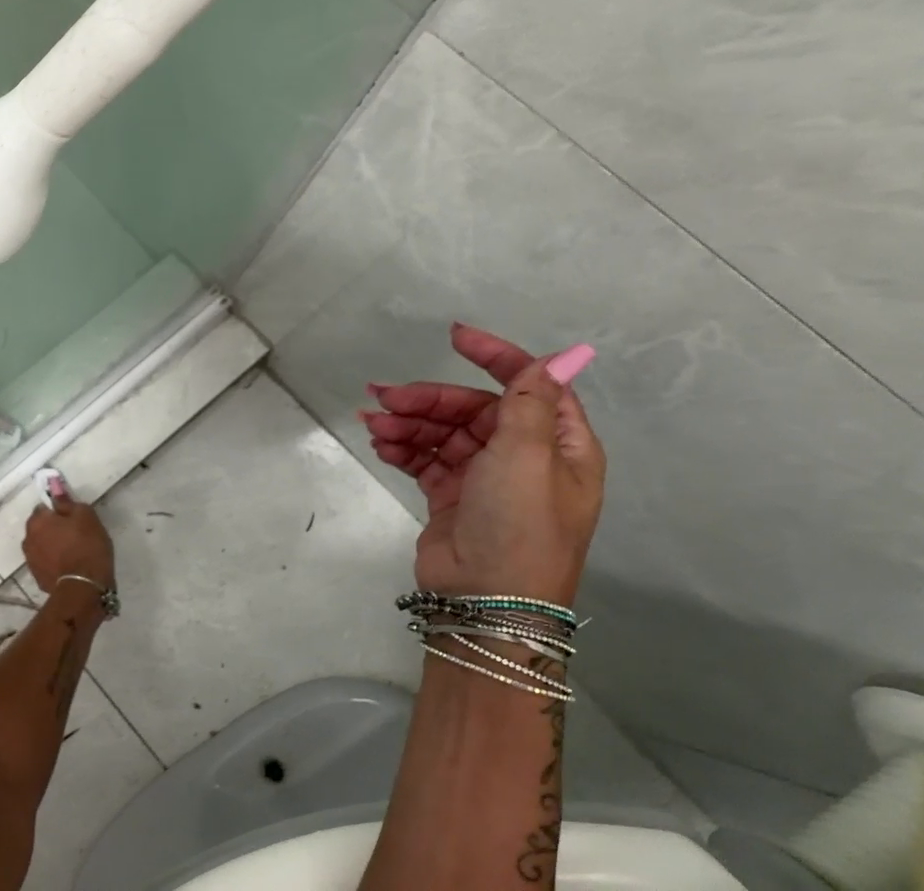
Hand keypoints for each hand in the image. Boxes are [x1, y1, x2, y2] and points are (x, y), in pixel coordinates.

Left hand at [23, 487, 115, 593]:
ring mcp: (30, 560)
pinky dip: (54, 563)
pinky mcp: (37, 578)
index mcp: (37, 521)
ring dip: (52, 547)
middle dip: (52, 530)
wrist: (84, 587)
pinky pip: (46, 564)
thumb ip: (68, 503)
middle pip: (40, 528)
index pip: (43, 508)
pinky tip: (68, 568)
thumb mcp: (85, 516)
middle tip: (74, 536)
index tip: (73, 519)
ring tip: (72, 554)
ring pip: (41, 546)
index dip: (58, 512)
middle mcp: (27, 538)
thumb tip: (56, 495)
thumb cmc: (86, 546)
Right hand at [359, 324, 605, 605]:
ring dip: (408, 424)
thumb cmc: (519, 525)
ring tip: (373, 426)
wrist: (486, 599)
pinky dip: (403, 448)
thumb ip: (530, 403)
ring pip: (444, 433)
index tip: (453, 336)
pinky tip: (381, 445)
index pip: (529, 386)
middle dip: (430, 400)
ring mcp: (486, 479)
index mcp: (559, 445)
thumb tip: (561, 355)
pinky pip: (426, 459)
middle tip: (384, 398)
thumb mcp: (526, 457)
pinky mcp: (452, 498)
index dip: (495, 357)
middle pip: (474, 409)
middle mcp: (525, 458)